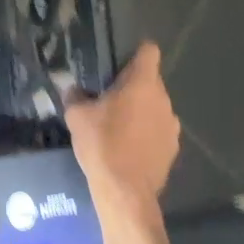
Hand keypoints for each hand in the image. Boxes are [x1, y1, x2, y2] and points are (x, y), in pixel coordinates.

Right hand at [65, 41, 180, 213]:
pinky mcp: (173, 148)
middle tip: (108, 100)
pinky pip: (159, 130)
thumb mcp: (77, 117)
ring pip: (155, 107)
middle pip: (150, 81)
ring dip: (141, 111)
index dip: (135, 52)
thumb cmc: (102, 144)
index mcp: (142, 84)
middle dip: (132, 87)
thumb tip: (71, 87)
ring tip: (119, 128)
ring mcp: (172, 125)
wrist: (125, 191)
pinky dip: (147, 133)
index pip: (149, 52)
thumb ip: (75, 96)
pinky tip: (129, 148)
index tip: (120, 62)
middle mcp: (163, 99)